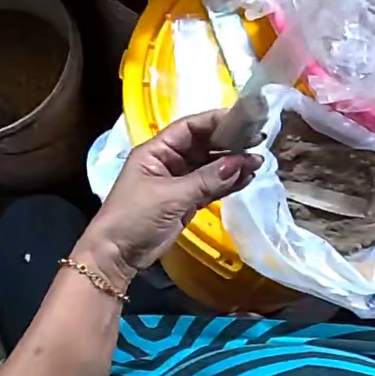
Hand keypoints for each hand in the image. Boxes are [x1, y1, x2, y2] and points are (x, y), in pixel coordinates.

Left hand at [76, 109, 260, 286]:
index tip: (243, 119)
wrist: (116, 256)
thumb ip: (206, 179)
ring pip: (210, 168)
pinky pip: (210, 188)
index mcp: (156, 151)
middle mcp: (168, 162)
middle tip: (258, 142)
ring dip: (232, 166)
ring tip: (258, 163)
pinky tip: (247, 179)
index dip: (215, 121)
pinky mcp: (185, 202)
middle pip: (203, 146)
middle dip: (229, 144)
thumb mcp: (171, 196)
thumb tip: (241, 162)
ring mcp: (177, 183)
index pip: (189, 128)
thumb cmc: (135, 217)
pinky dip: (227, 184)